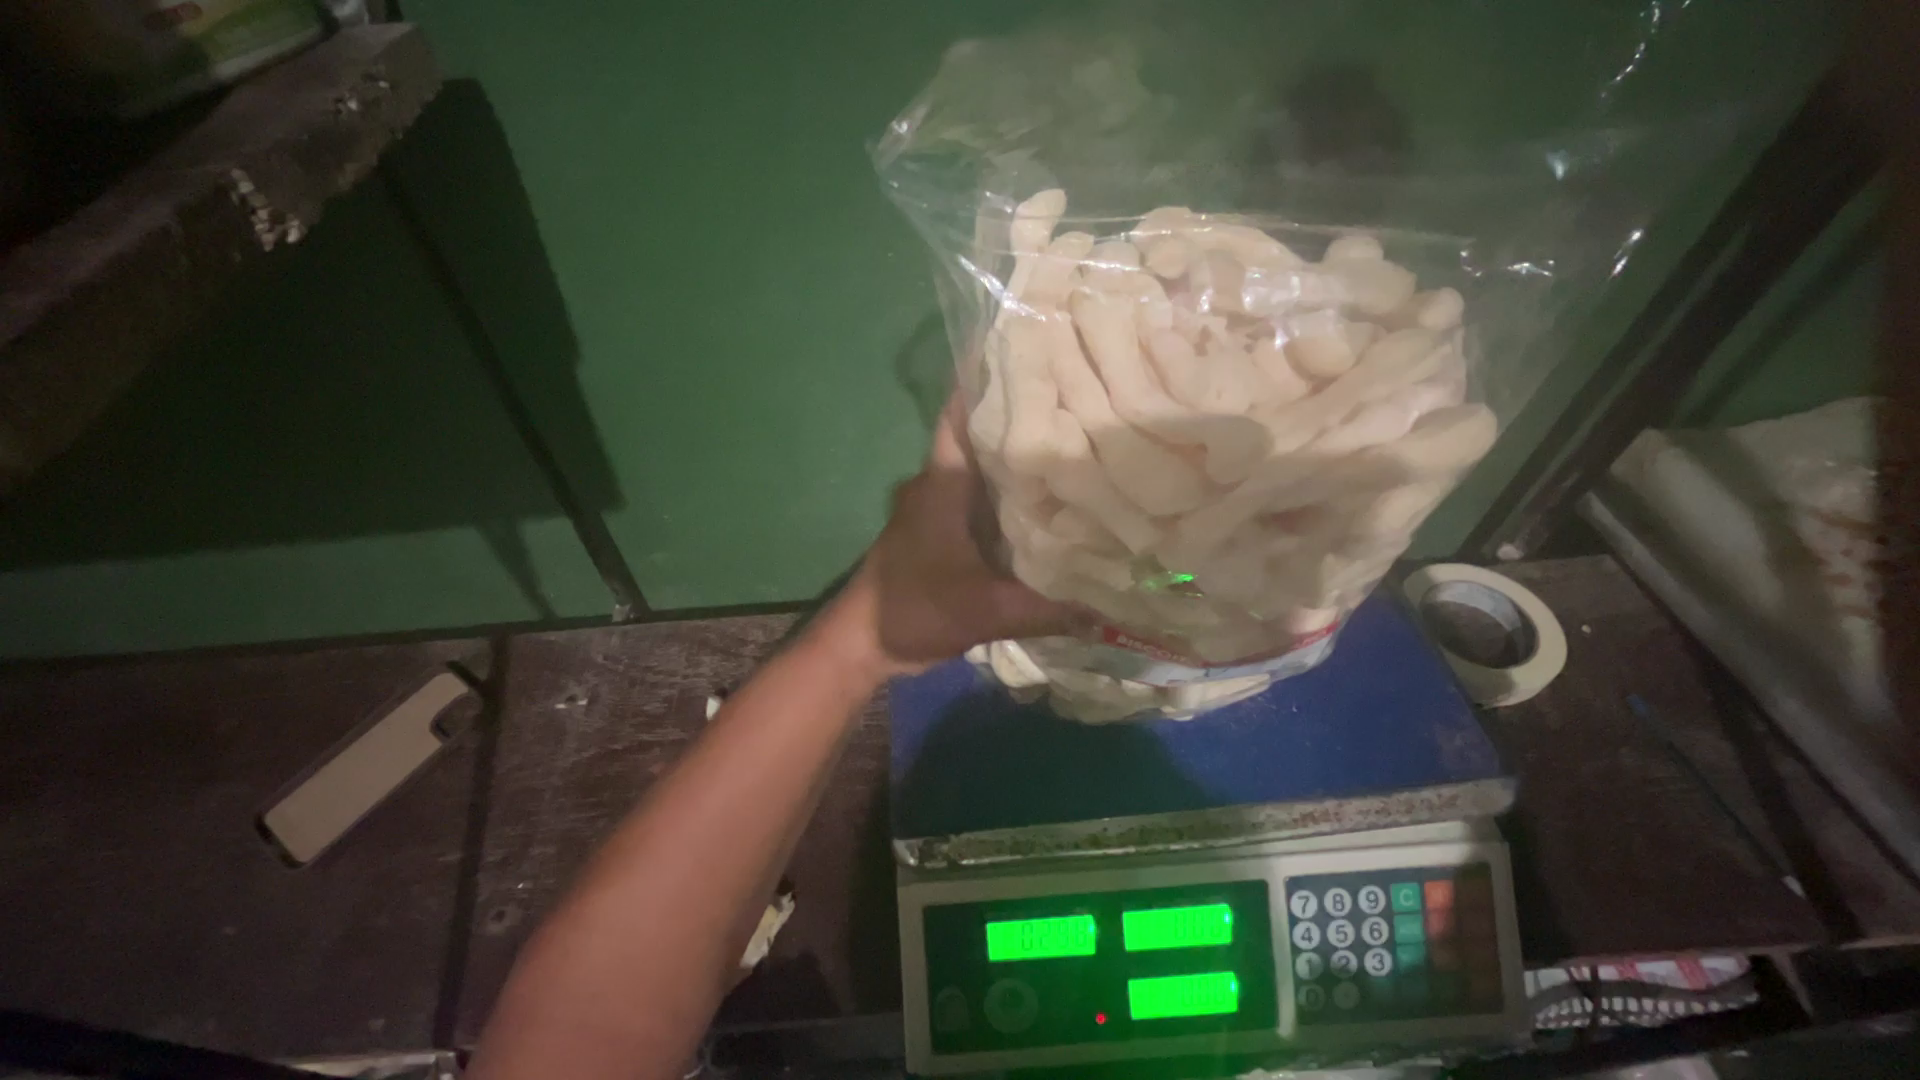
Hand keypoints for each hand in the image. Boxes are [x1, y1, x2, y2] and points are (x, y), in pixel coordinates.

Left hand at [825, 395, 1082, 675]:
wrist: (862, 645)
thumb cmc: (913, 610)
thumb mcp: (984, 611)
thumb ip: (1046, 610)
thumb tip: (1110, 609)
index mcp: (943, 481)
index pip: (965, 412)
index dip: (996, 380)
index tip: (1042, 358)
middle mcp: (941, 483)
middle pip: (986, 437)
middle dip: (1028, 421)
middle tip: (1086, 405)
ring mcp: (942, 508)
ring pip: (988, 471)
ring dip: (1023, 461)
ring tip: (1082, 446)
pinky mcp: (946, 533)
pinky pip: (987, 503)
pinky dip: (1016, 499)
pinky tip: (1055, 504)